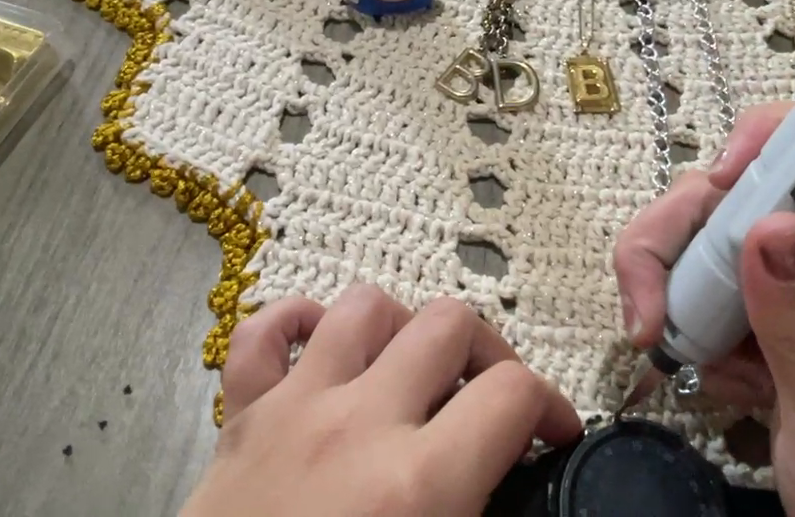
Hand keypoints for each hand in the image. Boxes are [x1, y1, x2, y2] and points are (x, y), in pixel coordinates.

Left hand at [182, 286, 582, 516]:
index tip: (554, 434)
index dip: (550, 404)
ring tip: (414, 370)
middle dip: (488, 353)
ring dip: (404, 328)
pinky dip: (296, 321)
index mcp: (418, 485)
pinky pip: (262, 331)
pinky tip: (322, 346)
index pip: (511, 394)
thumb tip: (517, 488)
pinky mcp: (241, 416)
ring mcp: (294, 408)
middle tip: (491, 399)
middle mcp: (359, 424)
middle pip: (449, 324)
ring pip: (366, 306)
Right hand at [613, 104, 794, 515]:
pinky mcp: (773, 339)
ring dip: (672, 283)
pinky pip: (712, 298)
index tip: (721, 173)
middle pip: (748, 199)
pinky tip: (706, 379)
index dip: (783, 140)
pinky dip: (688, 327)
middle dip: (682, 228)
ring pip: (719, 245)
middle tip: (648, 303)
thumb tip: (773, 221)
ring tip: (666, 347)